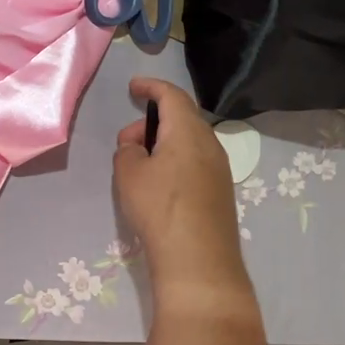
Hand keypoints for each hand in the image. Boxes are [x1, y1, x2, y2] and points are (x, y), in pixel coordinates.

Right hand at [111, 78, 249, 306]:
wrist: (198, 258)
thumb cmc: (159, 207)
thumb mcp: (128, 172)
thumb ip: (128, 150)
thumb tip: (138, 148)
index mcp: (188, 132)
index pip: (172, 96)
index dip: (151, 87)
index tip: (134, 87)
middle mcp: (210, 144)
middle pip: (181, 118)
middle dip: (151, 122)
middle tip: (126, 143)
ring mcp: (219, 168)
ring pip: (187, 140)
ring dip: (161, 142)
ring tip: (137, 165)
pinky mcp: (218, 189)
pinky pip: (193, 159)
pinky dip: (172, 158)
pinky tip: (155, 182)